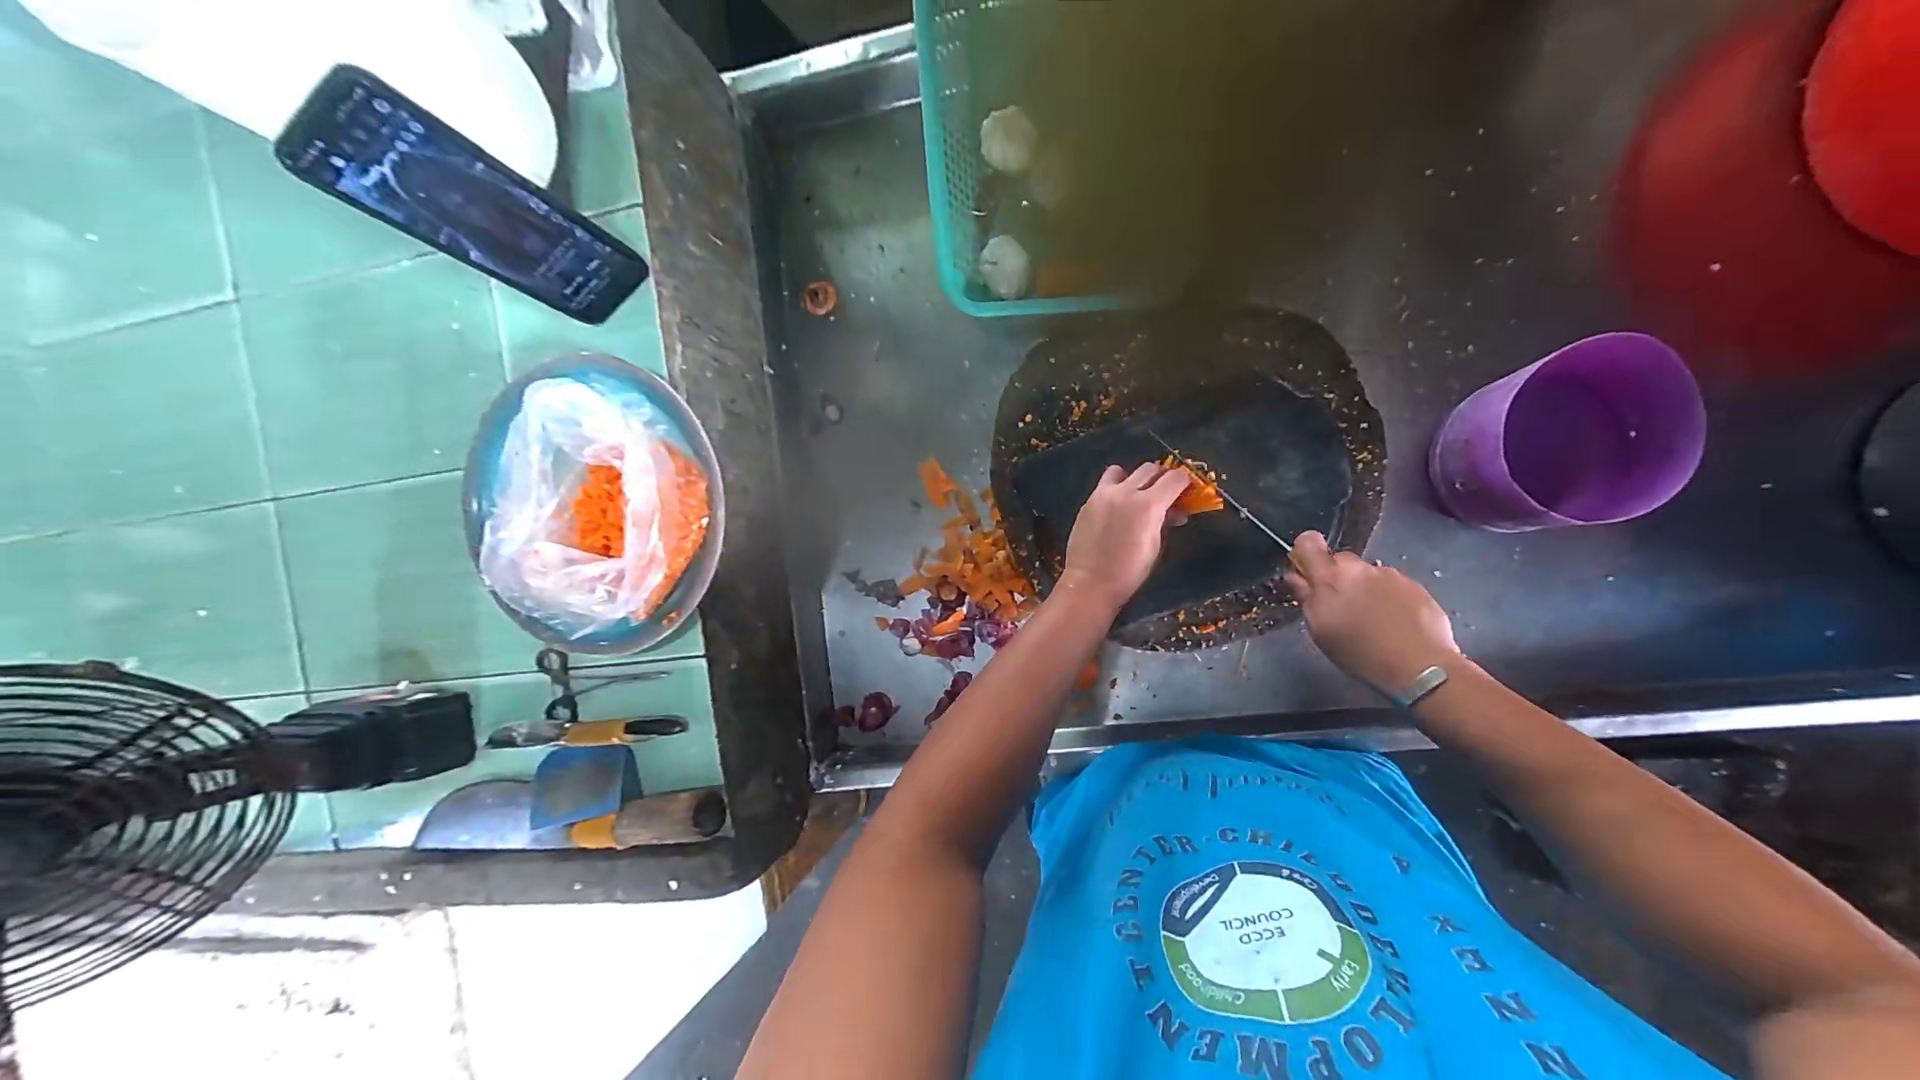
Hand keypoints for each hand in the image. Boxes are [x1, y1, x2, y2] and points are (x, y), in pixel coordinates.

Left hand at [1058, 463, 1191, 612]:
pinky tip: (1118, 506)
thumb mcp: (1155, 545)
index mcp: (1148, 505)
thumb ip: (1165, 521)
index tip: (1186, 489)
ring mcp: (1103, 495)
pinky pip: (1106, 484)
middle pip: (1150, 469)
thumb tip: (1174, 511)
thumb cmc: (1129, 571)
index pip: (1175, 478)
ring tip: (1138, 495)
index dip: (1184, 482)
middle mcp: (1125, 493)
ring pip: (1123, 471)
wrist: (1090, 582)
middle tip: (1165, 493)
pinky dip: (1117, 488)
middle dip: (1162, 477)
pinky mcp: (1088, 502)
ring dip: (1135, 478)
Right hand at [1283, 531, 1460, 691]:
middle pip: (1340, 560)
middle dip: (1337, 577)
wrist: (1421, 666)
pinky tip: (1394, 622)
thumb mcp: (1321, 631)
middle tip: (1342, 606)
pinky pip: (1392, 584)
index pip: (1308, 543)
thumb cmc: (1360, 653)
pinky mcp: (1415, 585)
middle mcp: (1360, 568)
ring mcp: (1390, 575)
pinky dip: (1388, 597)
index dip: (1305, 551)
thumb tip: (1295, 577)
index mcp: (1329, 578)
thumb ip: (1306, 598)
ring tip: (1373, 619)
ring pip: (1367, 574)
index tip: (1307, 570)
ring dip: (1364, 588)